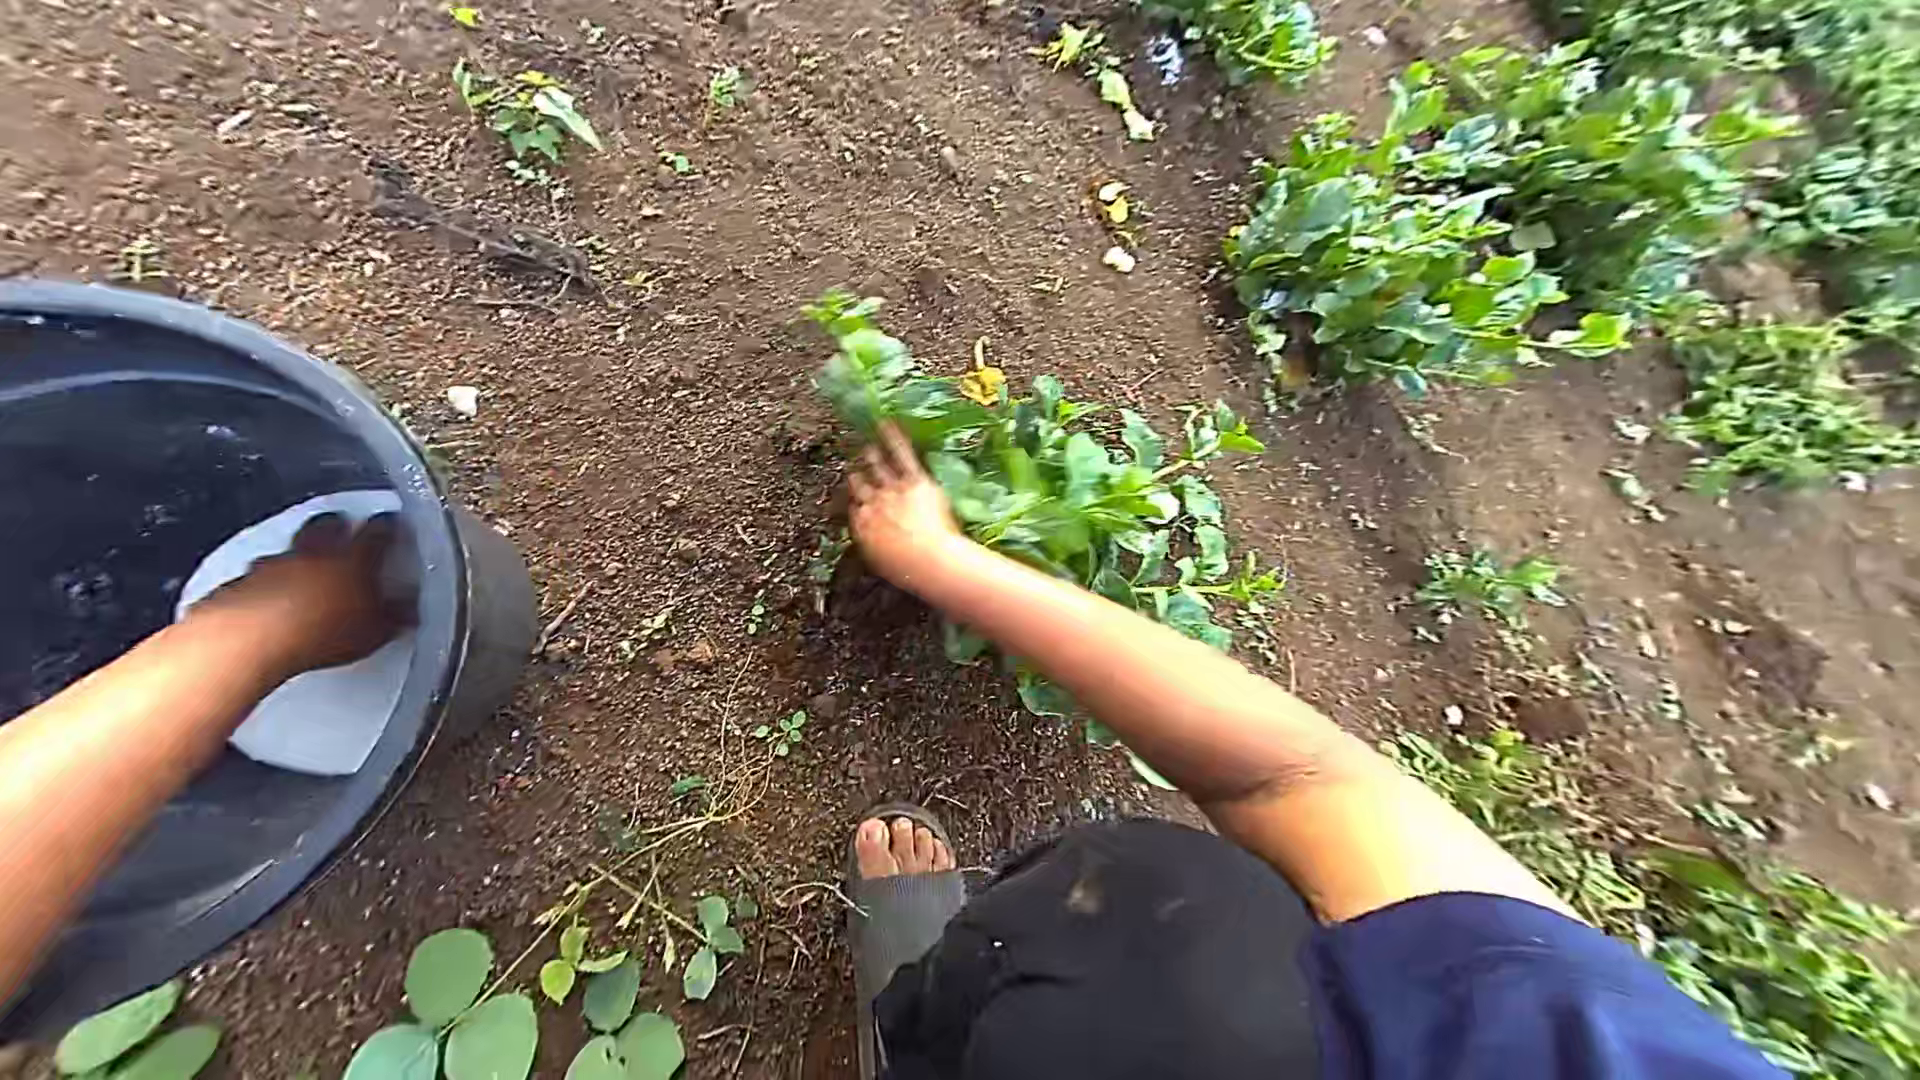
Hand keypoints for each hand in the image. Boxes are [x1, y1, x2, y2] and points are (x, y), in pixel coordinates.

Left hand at [185, 513, 409, 677]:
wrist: (246, 645)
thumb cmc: (318, 633)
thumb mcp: (376, 631)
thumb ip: (394, 614)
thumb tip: (407, 611)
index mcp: (353, 562)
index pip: (376, 534)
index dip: (386, 525)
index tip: (390, 521)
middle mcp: (311, 557)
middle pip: (324, 528)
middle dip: (334, 523)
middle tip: (340, 522)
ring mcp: (269, 569)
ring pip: (286, 552)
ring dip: (296, 555)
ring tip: (302, 564)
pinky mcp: (235, 588)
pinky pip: (252, 579)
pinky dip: (262, 584)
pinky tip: (266, 599)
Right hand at [848, 423, 964, 588]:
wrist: (927, 557)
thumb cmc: (909, 568)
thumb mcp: (883, 562)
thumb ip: (877, 548)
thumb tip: (879, 548)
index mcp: (864, 526)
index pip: (856, 510)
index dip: (857, 504)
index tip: (856, 500)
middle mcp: (874, 504)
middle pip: (862, 487)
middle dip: (857, 477)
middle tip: (852, 468)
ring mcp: (893, 489)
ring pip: (878, 468)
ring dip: (872, 457)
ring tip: (866, 448)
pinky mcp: (913, 480)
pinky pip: (902, 455)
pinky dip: (894, 438)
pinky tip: (887, 425)